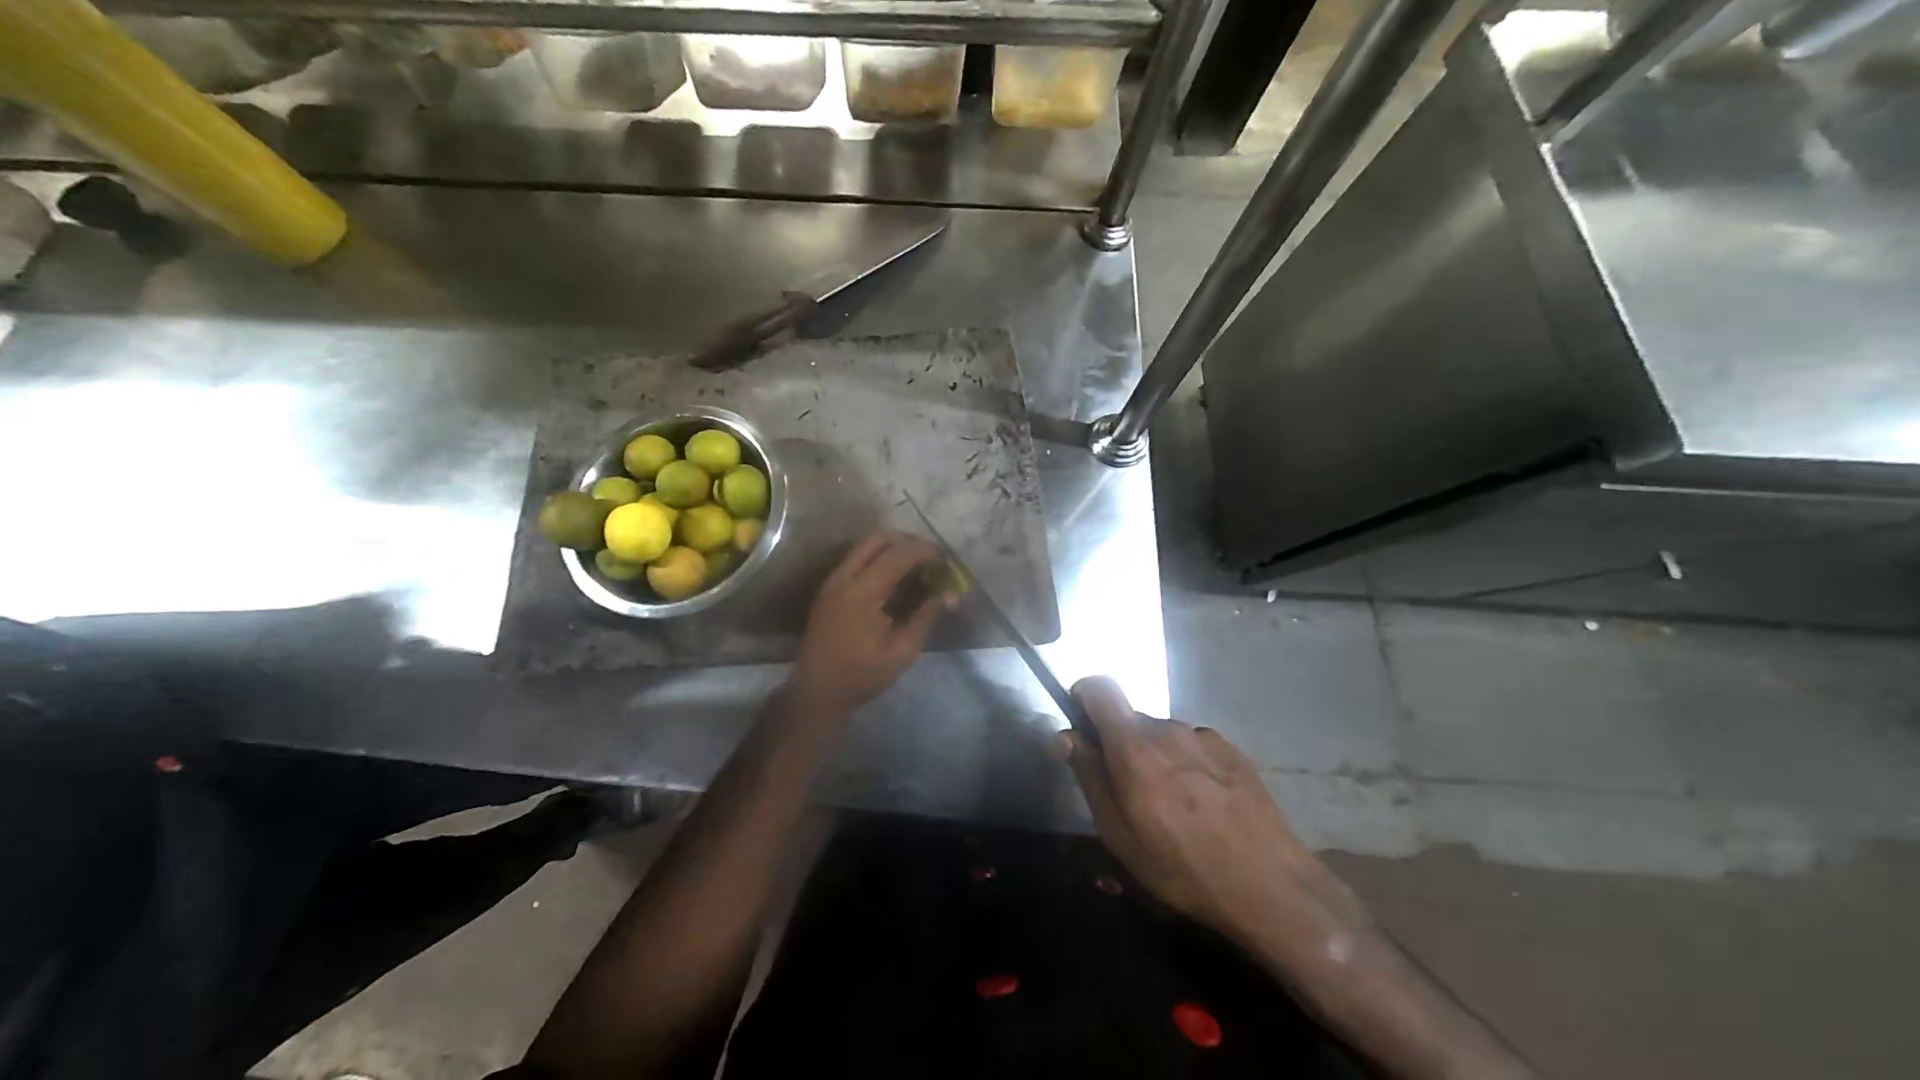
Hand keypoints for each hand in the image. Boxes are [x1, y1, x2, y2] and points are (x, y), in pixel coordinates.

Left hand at [790, 531, 952, 713]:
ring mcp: (833, 581)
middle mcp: (843, 577)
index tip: (946, 561)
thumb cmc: (862, 675)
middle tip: (930, 561)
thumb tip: (951, 595)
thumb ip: (925, 616)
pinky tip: (895, 581)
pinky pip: (856, 560)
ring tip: (915, 570)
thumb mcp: (902, 651)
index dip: (926, 551)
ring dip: (892, 550)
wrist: (817, 692)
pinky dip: (879, 560)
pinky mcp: (829, 588)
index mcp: (861, 591)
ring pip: (865, 547)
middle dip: (908, 543)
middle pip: (879, 539)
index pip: (898, 554)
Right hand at [1062, 677, 1325, 940]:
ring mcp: (1204, 737)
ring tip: (1172, 807)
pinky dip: (1187, 766)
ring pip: (1163, 737)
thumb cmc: (1180, 866)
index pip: (1100, 688)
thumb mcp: (1118, 833)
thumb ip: (1089, 776)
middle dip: (1121, 746)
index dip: (1084, 694)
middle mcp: (1167, 729)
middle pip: (1131, 720)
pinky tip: (1203, 806)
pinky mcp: (1233, 750)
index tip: (1081, 722)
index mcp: (1133, 746)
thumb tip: (1065, 736)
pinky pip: (1193, 748)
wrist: (1268, 885)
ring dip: (1156, 759)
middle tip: (1128, 793)